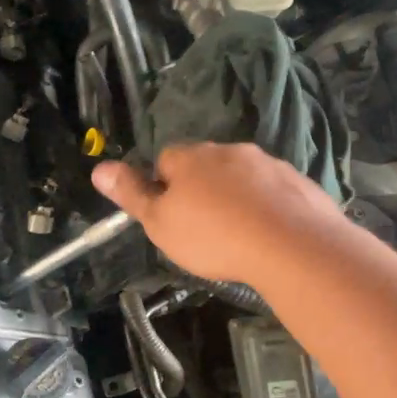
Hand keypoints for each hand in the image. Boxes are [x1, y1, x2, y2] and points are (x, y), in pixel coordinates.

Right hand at [91, 143, 349, 286]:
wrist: (292, 246)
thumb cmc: (213, 236)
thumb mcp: (159, 222)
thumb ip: (131, 194)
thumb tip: (99, 168)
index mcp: (191, 157)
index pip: (164, 159)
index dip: (161, 186)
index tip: (167, 216)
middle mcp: (229, 151)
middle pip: (204, 165)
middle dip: (199, 189)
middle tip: (198, 228)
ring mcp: (268, 164)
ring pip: (240, 177)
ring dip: (233, 197)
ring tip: (234, 235)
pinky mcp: (298, 183)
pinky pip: (271, 192)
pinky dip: (264, 207)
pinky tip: (264, 235)